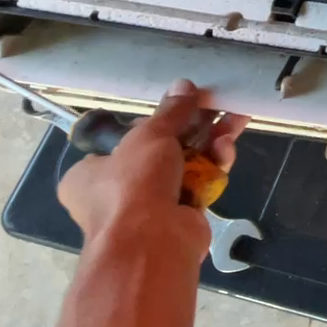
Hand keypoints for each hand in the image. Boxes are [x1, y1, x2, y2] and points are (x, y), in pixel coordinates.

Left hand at [57, 80, 250, 258]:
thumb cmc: (133, 185)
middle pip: (164, 148)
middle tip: (221, 108)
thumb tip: (183, 84)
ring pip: (187, 163)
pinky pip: (200, 182)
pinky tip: (227, 151)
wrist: (151, 242)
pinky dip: (214, 166)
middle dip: (196, 128)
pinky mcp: (181, 213)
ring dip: (211, 143)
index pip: (128, 138)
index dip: (158, 121)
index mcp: (92, 172)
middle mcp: (118, 189)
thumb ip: (170, 111)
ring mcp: (150, 203)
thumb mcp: (149, 136)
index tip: (183, 107)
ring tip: (235, 123)